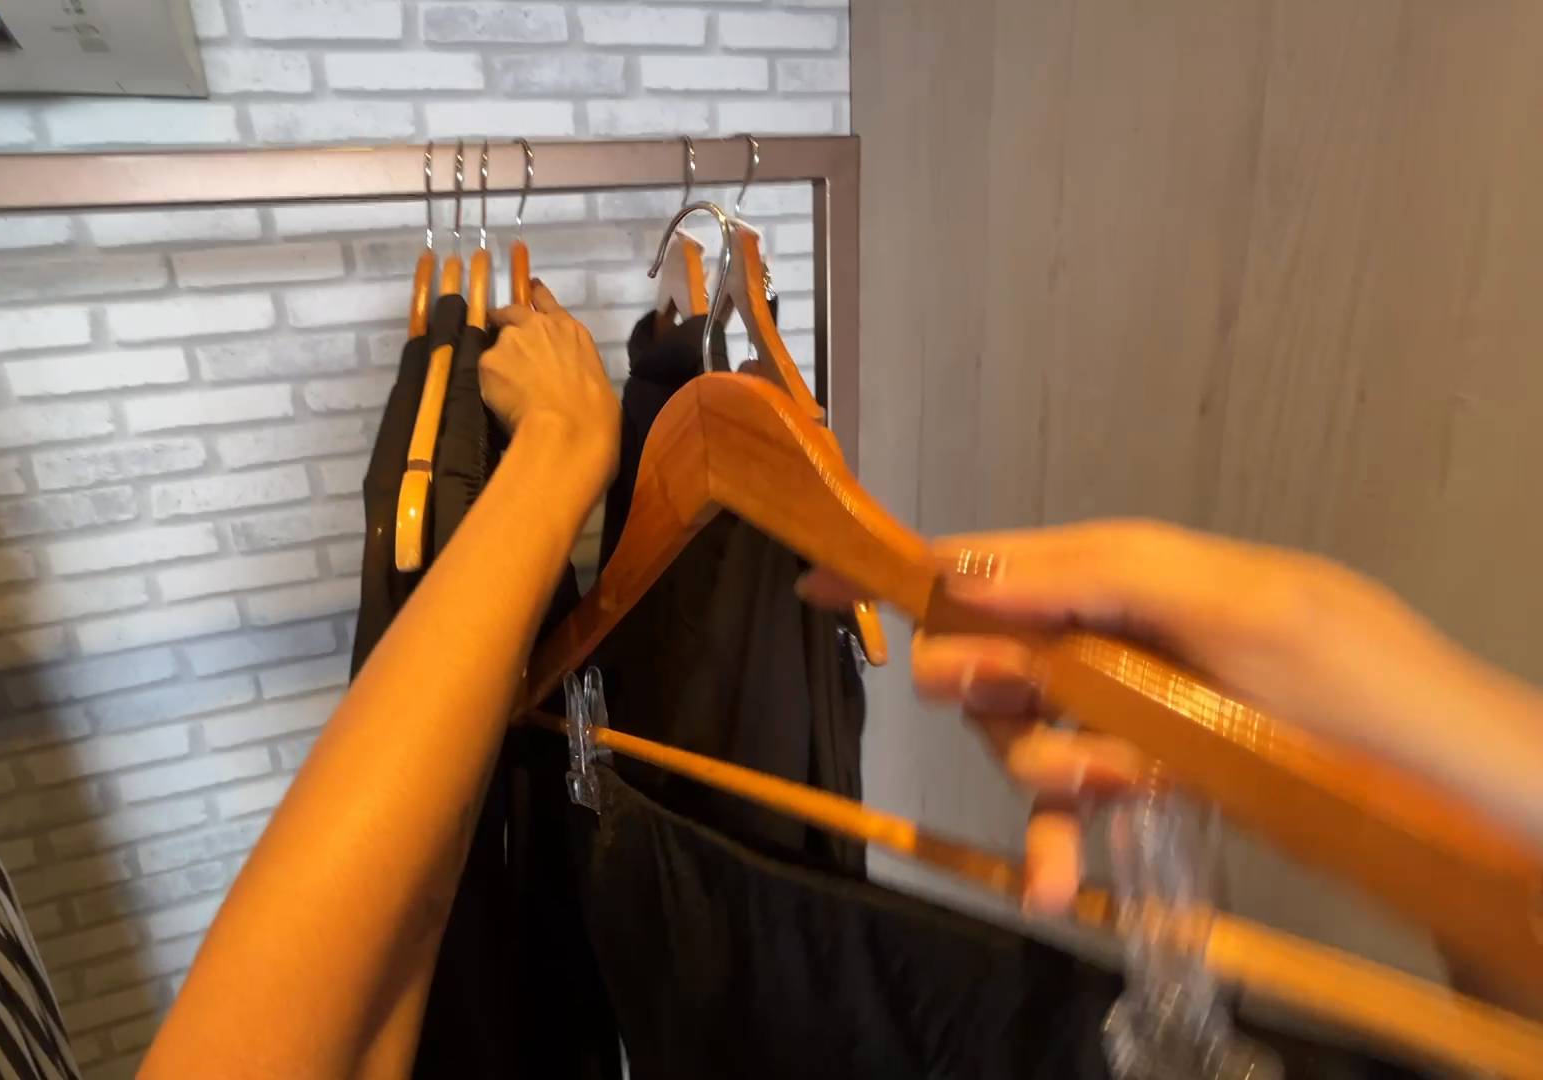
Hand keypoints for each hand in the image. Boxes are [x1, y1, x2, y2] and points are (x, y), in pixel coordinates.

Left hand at [484, 279, 619, 490]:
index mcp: (571, 331)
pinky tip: (503, 402)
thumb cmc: (594, 412)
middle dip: (505, 321)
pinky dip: (491, 385)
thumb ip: (570, 364)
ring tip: (508, 389)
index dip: (536, 295)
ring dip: (501, 362)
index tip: (529, 287)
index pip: (548, 303)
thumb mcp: (592, 376)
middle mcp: (539, 326)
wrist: (568, 427)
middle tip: (501, 336)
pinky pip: (486, 372)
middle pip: (513, 313)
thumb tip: (561, 375)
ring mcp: (511, 340)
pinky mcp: (489, 360)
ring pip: (497, 348)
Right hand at [807, 520, 1492, 912]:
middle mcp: (1096, 637)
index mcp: (1114, 576)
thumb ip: (1101, 574)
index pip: (981, 564)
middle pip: (979, 656)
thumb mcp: (1245, 606)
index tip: (821, 587)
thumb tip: (966, 578)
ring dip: (1047, 771)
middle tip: (1011, 702)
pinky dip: (1053, 843)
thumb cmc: (1371, 690)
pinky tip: (1056, 889)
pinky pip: (1061, 808)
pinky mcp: (1133, 774)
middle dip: (986, 685)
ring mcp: (1112, 711)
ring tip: (1118, 793)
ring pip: (1014, 735)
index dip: (900, 574)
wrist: (1484, 811)